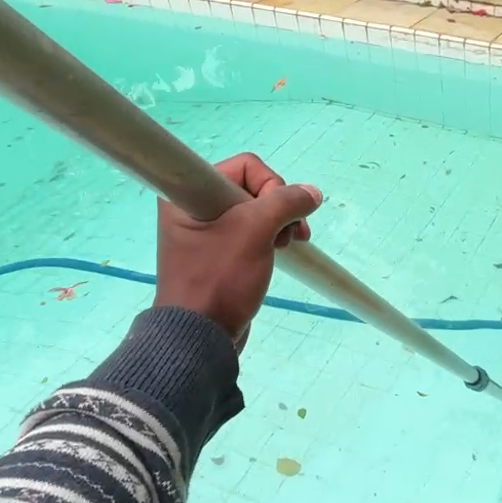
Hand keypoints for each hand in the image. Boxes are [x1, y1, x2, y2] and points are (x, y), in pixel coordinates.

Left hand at [153, 153, 321, 340]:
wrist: (201, 336)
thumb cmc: (220, 278)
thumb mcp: (255, 232)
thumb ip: (286, 204)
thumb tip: (312, 192)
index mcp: (189, 194)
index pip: (244, 166)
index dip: (270, 184)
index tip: (277, 213)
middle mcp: (194, 206)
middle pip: (253, 187)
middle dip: (279, 208)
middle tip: (289, 234)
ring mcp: (207, 230)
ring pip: (256, 210)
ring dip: (280, 224)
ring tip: (287, 245)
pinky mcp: (219, 251)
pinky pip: (251, 230)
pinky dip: (270, 237)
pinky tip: (280, 252)